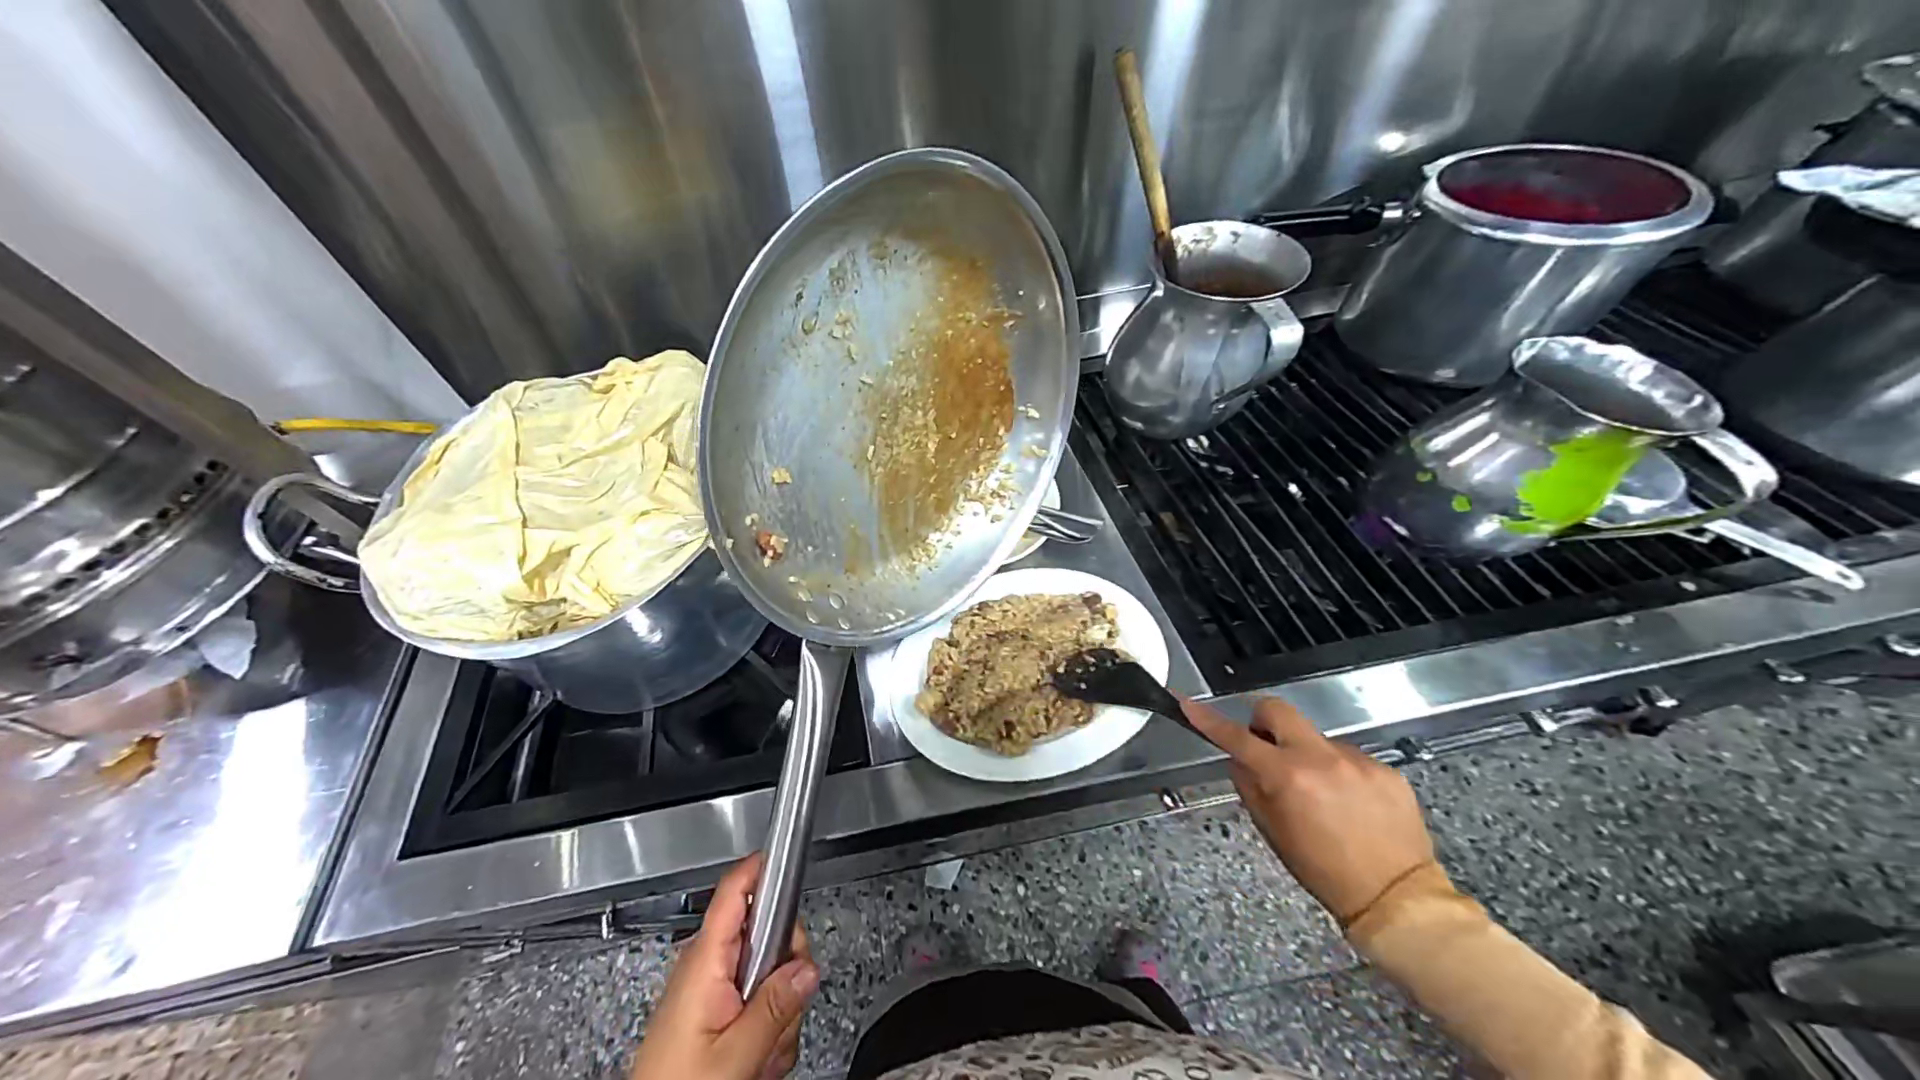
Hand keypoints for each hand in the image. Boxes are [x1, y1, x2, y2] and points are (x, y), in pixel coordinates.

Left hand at [630, 853, 818, 1079]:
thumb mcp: (734, 1056)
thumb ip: (775, 1007)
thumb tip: (808, 967)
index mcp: (705, 961)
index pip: (735, 890)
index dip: (762, 867)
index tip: (791, 861)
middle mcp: (708, 963)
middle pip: (770, 933)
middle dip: (788, 971)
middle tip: (783, 1011)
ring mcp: (713, 985)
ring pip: (772, 970)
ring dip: (780, 1010)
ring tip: (763, 1051)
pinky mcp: (718, 1006)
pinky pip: (762, 997)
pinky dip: (770, 1027)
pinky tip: (758, 1057)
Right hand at [1185, 697, 1435, 923]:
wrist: (1396, 898)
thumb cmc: (1324, 872)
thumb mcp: (1273, 832)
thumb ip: (1250, 787)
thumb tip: (1241, 760)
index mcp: (1288, 778)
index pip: (1237, 738)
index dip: (1208, 720)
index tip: (1190, 705)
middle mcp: (1322, 759)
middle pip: (1278, 710)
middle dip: (1263, 721)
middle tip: (1266, 748)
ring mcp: (1357, 761)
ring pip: (1316, 739)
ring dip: (1307, 756)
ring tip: (1321, 796)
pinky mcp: (1385, 770)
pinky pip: (1349, 758)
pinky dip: (1340, 773)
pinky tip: (1350, 804)